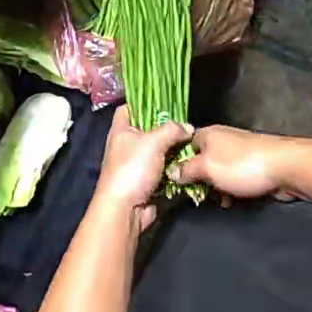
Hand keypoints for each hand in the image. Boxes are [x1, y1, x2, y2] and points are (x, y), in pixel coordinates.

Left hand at [94, 106, 192, 230]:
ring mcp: (135, 164)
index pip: (128, 108)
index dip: (143, 102)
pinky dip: (173, 166)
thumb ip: (172, 129)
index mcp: (121, 130)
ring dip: (172, 148)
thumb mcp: (153, 142)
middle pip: (147, 129)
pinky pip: (162, 168)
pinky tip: (187, 161)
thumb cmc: (132, 169)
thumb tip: (188, 127)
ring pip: (157, 150)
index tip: (164, 102)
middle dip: (165, 127)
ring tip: (191, 141)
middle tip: (185, 123)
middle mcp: (126, 145)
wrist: (124, 209)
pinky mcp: (145, 181)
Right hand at [169, 125, 293, 200]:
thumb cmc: (240, 165)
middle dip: (196, 178)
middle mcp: (221, 140)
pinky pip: (233, 179)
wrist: (285, 167)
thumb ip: (186, 170)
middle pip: (200, 159)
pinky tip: (231, 202)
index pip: (183, 144)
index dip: (176, 161)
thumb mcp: (206, 168)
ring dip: (215, 187)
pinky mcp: (251, 166)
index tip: (170, 180)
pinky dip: (230, 190)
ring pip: (217, 172)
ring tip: (215, 201)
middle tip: (193, 195)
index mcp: (207, 134)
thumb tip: (171, 171)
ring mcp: (238, 152)